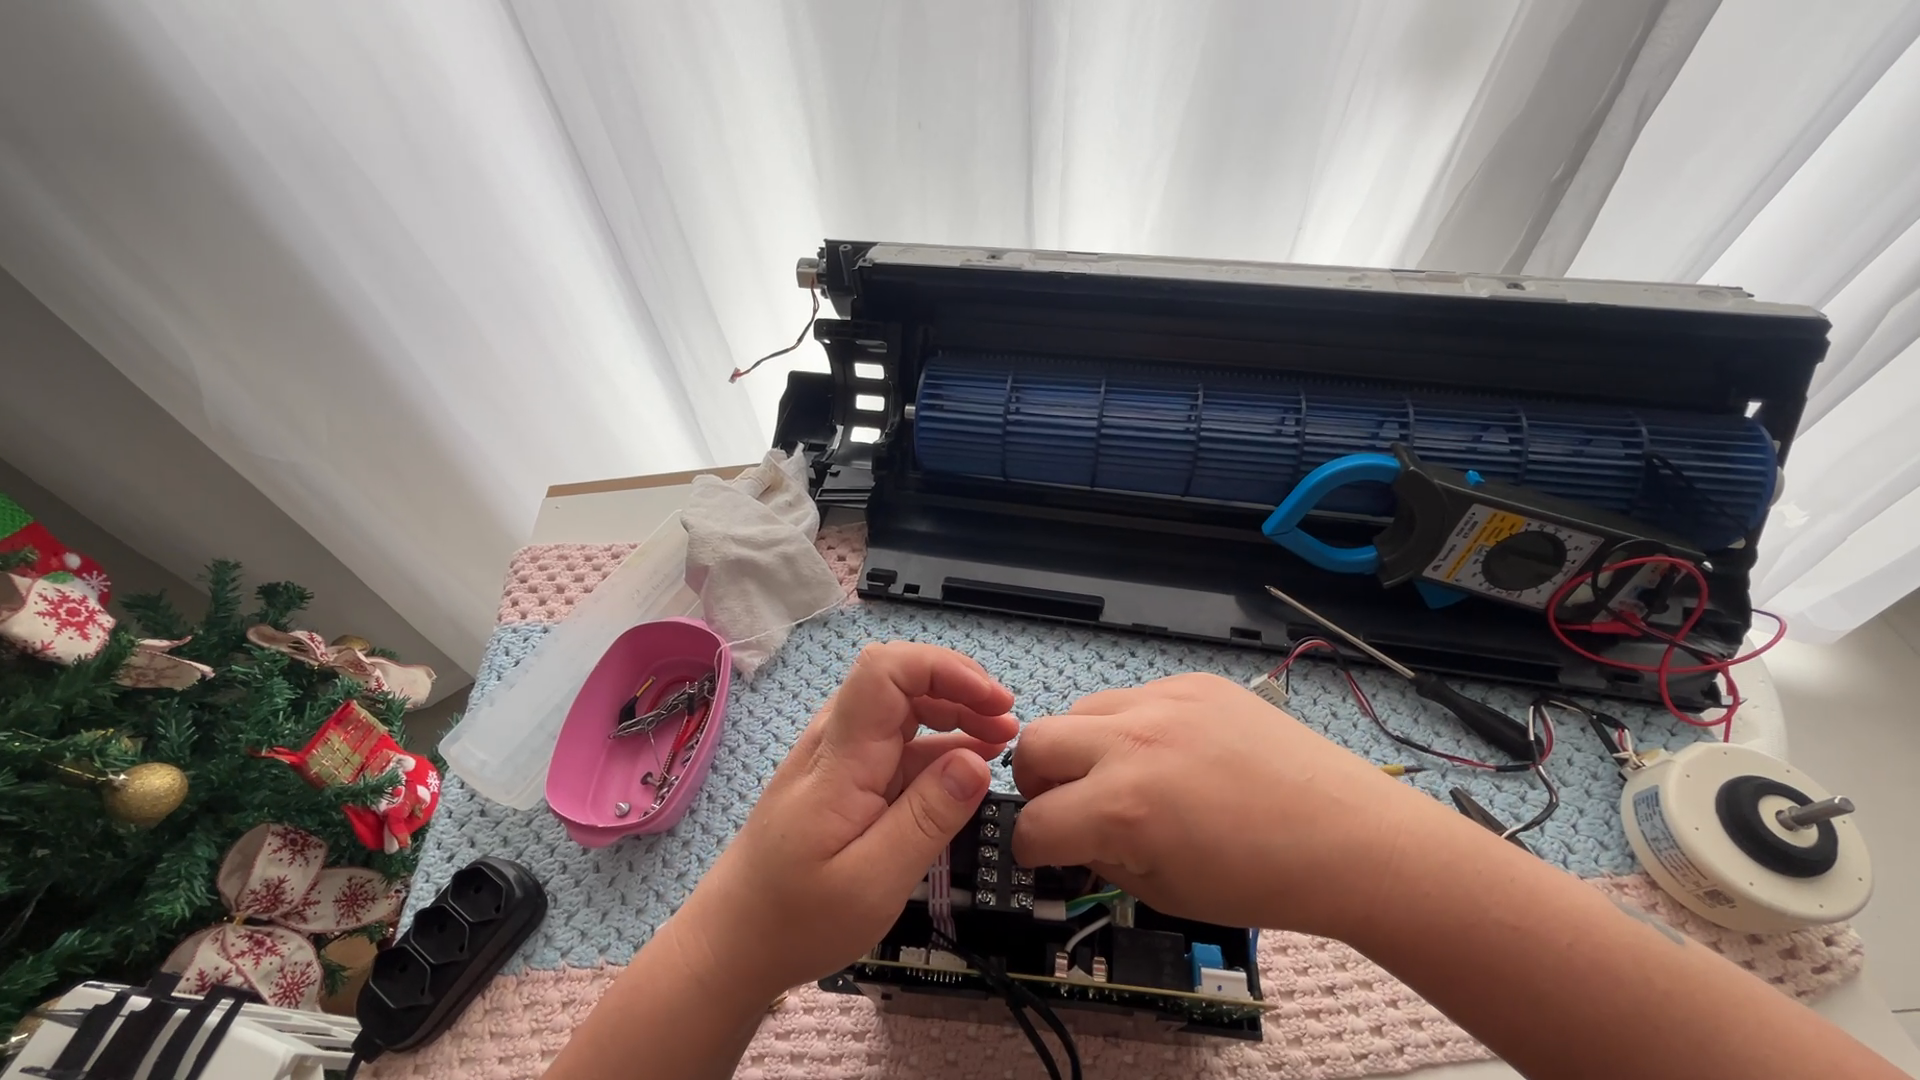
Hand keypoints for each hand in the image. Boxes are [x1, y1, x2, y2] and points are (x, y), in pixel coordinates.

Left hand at [672, 641, 1017, 999]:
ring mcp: (839, 756)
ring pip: (902, 707)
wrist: (733, 940)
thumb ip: (928, 818)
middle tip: (1008, 725)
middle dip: (960, 688)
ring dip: (954, 712)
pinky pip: (897, 742)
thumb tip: (978, 760)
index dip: (944, 669)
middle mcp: (837, 740)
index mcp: (842, 758)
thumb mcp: (873, 882)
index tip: (993, 702)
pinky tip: (969, 765)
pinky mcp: (844, 775)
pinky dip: (939, 744)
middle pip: (900, 679)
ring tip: (1001, 739)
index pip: (886, 671)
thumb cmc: (798, 918)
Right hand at [1010, 673, 1451, 937]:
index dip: (1031, 848)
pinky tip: (1174, 751)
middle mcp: (1130, 742)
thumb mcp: (1162, 892)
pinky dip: (1134, 725)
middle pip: (1033, 743)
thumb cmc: (1258, 881)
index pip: (1033, 823)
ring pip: (1080, 709)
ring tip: (1121, 771)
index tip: (1047, 852)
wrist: (1347, 837)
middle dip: (1034, 781)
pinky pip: (1136, 696)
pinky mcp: (1193, 683)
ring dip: (1082, 745)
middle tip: (1065, 803)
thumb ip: (1099, 856)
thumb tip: (1071, 834)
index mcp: (1121, 808)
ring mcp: (1162, 702)